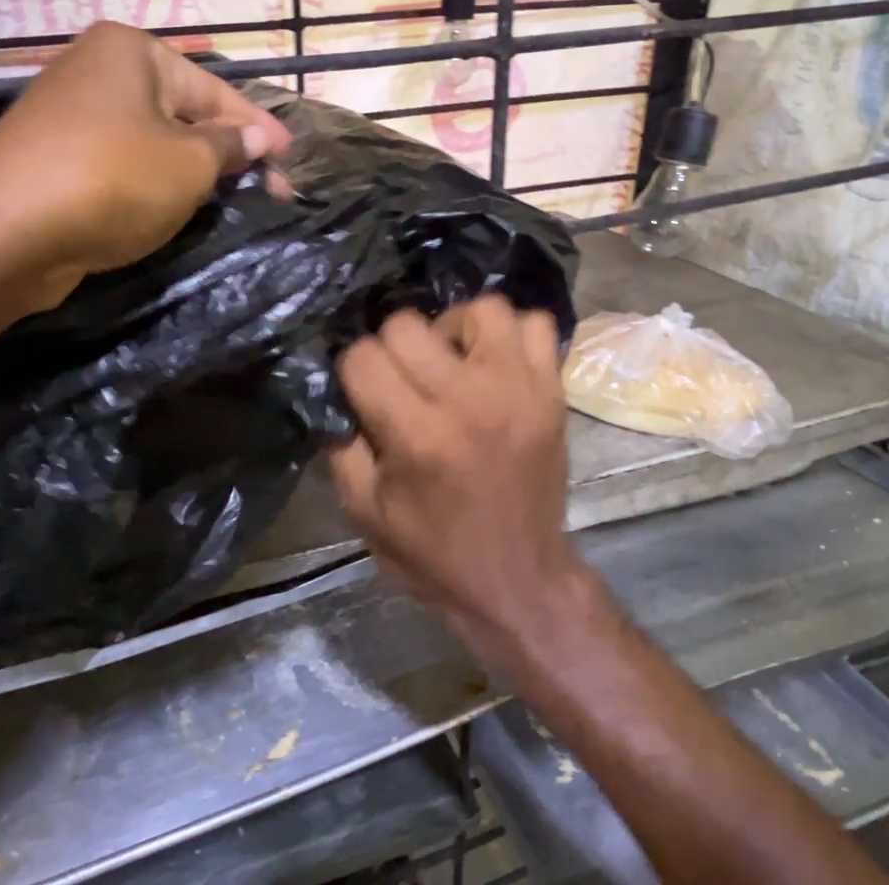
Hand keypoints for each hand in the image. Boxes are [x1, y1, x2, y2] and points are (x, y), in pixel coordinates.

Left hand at [0, 21, 293, 279]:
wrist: (6, 231)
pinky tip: (173, 211)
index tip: (291, 157)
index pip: (213, 90)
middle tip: (267, 188)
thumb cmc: (112, 180)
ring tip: (227, 201)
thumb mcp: (189, 163)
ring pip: (150, 143)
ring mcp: (69, 117)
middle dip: (225, 152)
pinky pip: (119, 168)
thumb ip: (229, 147)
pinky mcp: (53, 161)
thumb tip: (257, 139)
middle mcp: (96, 71)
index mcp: (131, 51)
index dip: (258, 127)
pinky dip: (150, 187)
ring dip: (189, 172)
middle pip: (180, 113)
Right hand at [331, 297, 591, 656]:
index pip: (363, 356)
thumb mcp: (365, 512)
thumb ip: (342, 447)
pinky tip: (492, 364)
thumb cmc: (434, 553)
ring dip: (453, 329)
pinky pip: (536, 326)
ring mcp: (518, 390)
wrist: (518, 581)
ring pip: (479, 309)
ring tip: (449, 363)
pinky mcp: (551, 393)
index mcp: (416, 434)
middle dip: (390, 350)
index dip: (352, 373)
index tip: (361, 396)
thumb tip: (337, 396)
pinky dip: (510, 335)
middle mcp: (468, 400)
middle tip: (400, 383)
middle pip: (408, 325)